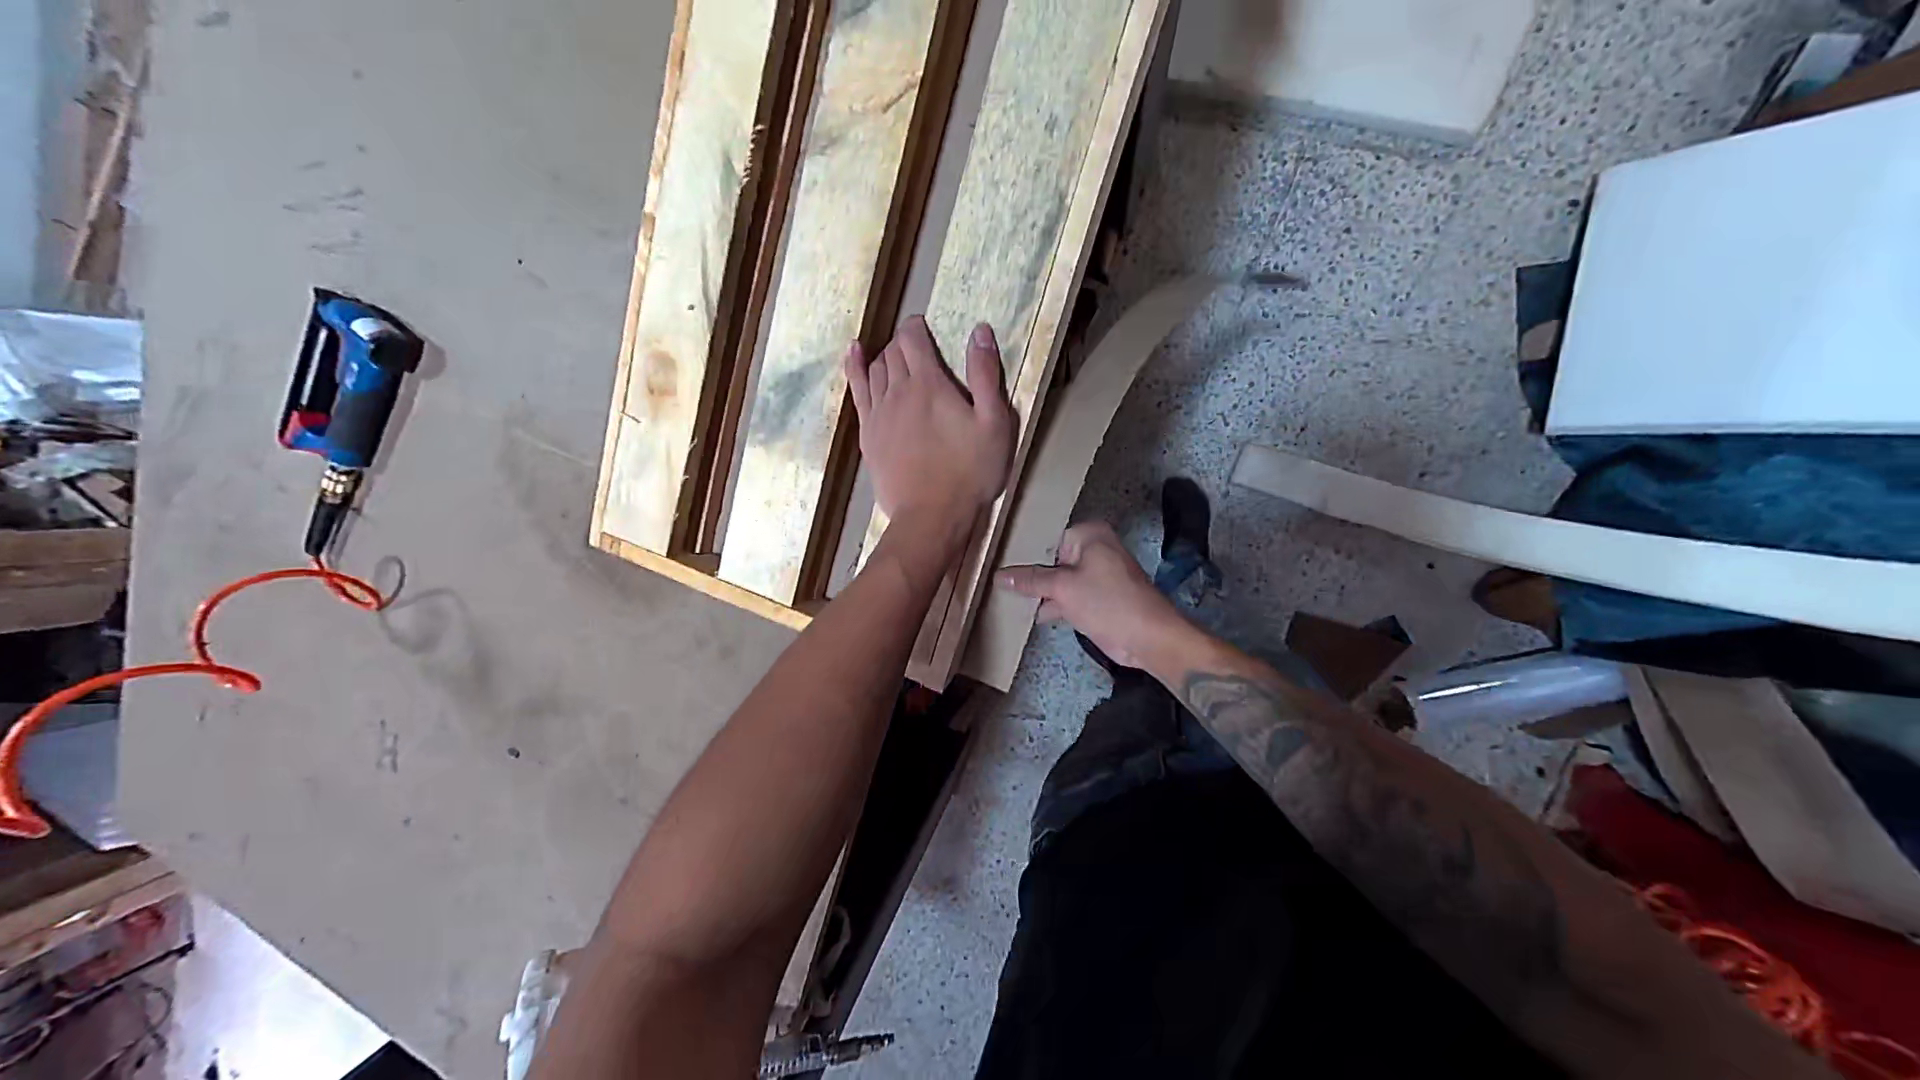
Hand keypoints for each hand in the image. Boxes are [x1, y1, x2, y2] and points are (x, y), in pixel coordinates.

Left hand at [846, 317, 1013, 536]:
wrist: (932, 516)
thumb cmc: (970, 472)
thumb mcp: (994, 424)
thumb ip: (985, 376)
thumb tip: (979, 331)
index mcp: (929, 385)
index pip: (912, 338)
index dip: (916, 326)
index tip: (924, 325)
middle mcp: (897, 392)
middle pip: (892, 352)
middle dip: (904, 343)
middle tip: (919, 349)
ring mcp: (878, 414)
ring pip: (874, 370)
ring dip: (885, 357)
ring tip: (896, 357)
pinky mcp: (868, 435)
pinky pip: (857, 392)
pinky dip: (855, 369)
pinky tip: (854, 356)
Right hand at [997, 522, 1192, 670]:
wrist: (1147, 637)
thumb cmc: (1107, 601)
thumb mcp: (1062, 587)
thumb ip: (1030, 580)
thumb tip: (999, 575)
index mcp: (1090, 535)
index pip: (1048, 537)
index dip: (1026, 551)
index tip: (1000, 561)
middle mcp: (1094, 549)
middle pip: (1054, 558)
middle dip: (1032, 572)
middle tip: (998, 580)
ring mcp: (1097, 575)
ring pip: (1060, 579)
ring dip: (1041, 591)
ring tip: (1007, 597)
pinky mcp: (1097, 598)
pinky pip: (1068, 596)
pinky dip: (1053, 604)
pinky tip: (1030, 613)